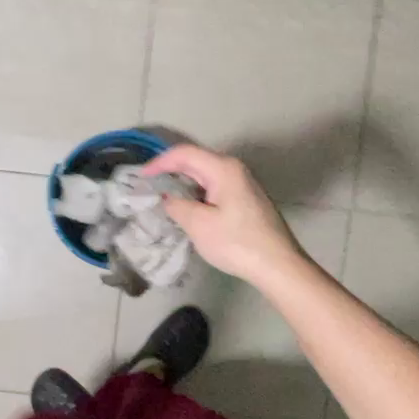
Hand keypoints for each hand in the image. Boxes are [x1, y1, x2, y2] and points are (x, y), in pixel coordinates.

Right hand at [142, 144, 307, 284]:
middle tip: (149, 186)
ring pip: (206, 175)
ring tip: (164, 197)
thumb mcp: (199, 225)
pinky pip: (215, 187)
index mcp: (223, 169)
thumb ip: (178, 206)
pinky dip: (197, 193)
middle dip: (170, 170)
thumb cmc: (237, 242)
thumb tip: (168, 198)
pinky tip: (188, 209)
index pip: (184, 153)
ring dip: (184, 183)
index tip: (141, 177)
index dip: (159, 162)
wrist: (277, 264)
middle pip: (196, 161)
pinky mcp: (247, 200)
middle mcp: (235, 169)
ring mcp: (243, 184)